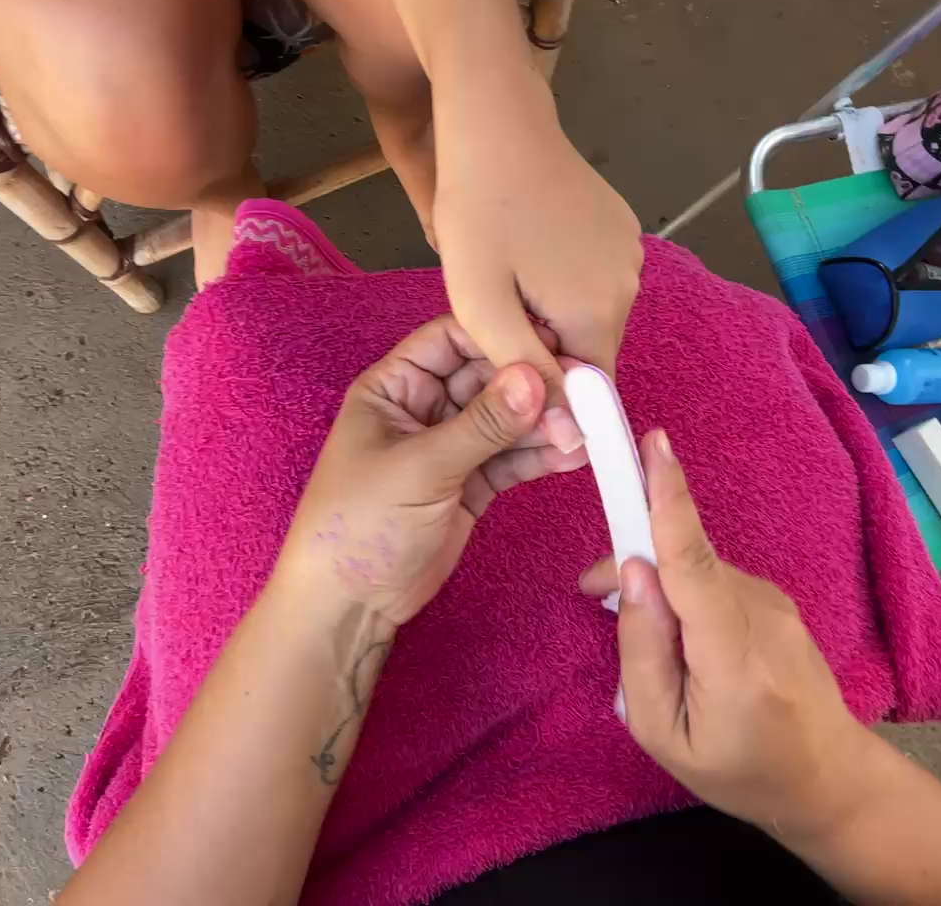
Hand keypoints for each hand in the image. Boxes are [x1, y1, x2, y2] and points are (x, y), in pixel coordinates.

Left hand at [278, 316, 588, 626]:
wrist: (350, 604)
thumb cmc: (360, 523)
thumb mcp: (420, 467)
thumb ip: (481, 424)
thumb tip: (534, 377)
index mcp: (395, 386)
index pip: (452, 340)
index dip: (499, 336)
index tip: (550, 340)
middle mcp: (425, 407)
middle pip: (488, 379)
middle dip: (533, 384)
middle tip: (584, 390)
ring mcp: (451, 446)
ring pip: (506, 421)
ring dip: (545, 423)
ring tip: (589, 426)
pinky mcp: (472, 482)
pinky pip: (511, 459)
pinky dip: (540, 457)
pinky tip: (575, 455)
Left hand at [430, 79, 642, 384]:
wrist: (495, 121)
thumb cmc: (478, 213)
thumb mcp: (483, 306)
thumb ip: (527, 373)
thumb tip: (572, 437)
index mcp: (600, 312)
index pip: (592, 390)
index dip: (552, 397)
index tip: (509, 376)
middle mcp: (630, 285)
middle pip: (592, 350)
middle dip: (547, 352)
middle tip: (496, 319)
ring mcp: (629, 250)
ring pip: (591, 314)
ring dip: (553, 317)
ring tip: (508, 281)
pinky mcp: (619, 225)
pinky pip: (594, 279)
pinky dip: (564, 284)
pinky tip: (529, 254)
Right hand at [578, 429, 882, 849]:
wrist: (829, 778)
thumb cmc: (739, 768)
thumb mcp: (662, 731)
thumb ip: (642, 649)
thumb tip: (635, 570)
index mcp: (734, 656)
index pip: (694, 565)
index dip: (670, 502)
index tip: (655, 445)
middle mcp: (760, 612)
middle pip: (682, 562)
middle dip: (630, 562)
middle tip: (590, 592)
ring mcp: (773, 599)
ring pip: (693, 568)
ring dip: (655, 582)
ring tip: (638, 630)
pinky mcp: (773, 595)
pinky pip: (711, 578)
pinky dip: (680, 589)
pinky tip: (677, 632)